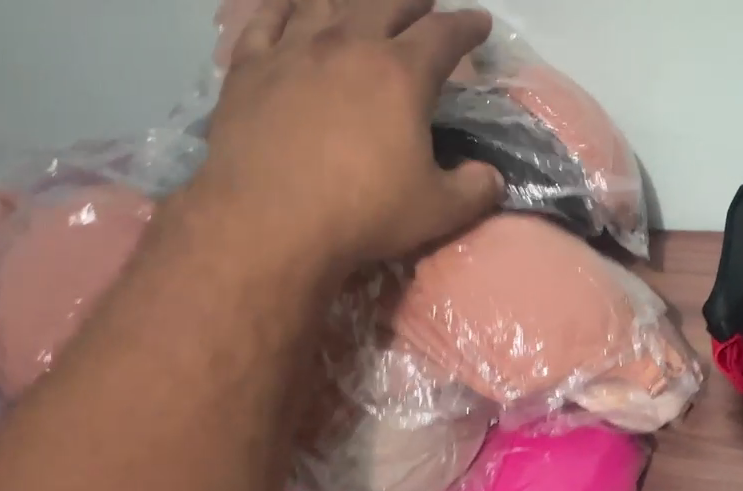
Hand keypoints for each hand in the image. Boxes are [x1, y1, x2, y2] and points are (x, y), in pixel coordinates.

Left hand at [191, 0, 505, 268]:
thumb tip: (492, 177)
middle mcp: (347, 45)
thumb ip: (476, 190)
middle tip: (425, 3)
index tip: (480, 22)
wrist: (272, 217)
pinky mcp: (251, 65)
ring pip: (325, 2)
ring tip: (363, 2)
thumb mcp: (440, 210)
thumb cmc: (366, 211)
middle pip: (383, 3)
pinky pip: (267, 17)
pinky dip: (286, 5)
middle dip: (411, 0)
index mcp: (401, 76)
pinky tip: (292, 4)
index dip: (466, 27)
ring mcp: (293, 49)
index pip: (442, 36)